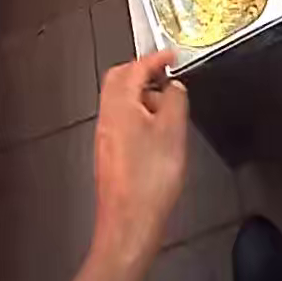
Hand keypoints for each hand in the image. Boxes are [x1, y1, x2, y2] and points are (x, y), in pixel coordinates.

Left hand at [91, 49, 188, 266]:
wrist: (129, 225)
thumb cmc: (149, 181)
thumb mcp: (173, 130)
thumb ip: (174, 99)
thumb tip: (174, 87)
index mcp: (120, 106)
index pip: (135, 68)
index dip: (155, 58)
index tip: (171, 55)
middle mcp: (107, 118)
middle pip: (119, 80)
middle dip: (143, 71)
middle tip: (166, 73)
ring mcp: (106, 137)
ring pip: (120, 100)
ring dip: (142, 93)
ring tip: (168, 102)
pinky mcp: (110, 154)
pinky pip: (122, 119)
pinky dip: (139, 112)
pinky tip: (158, 129)